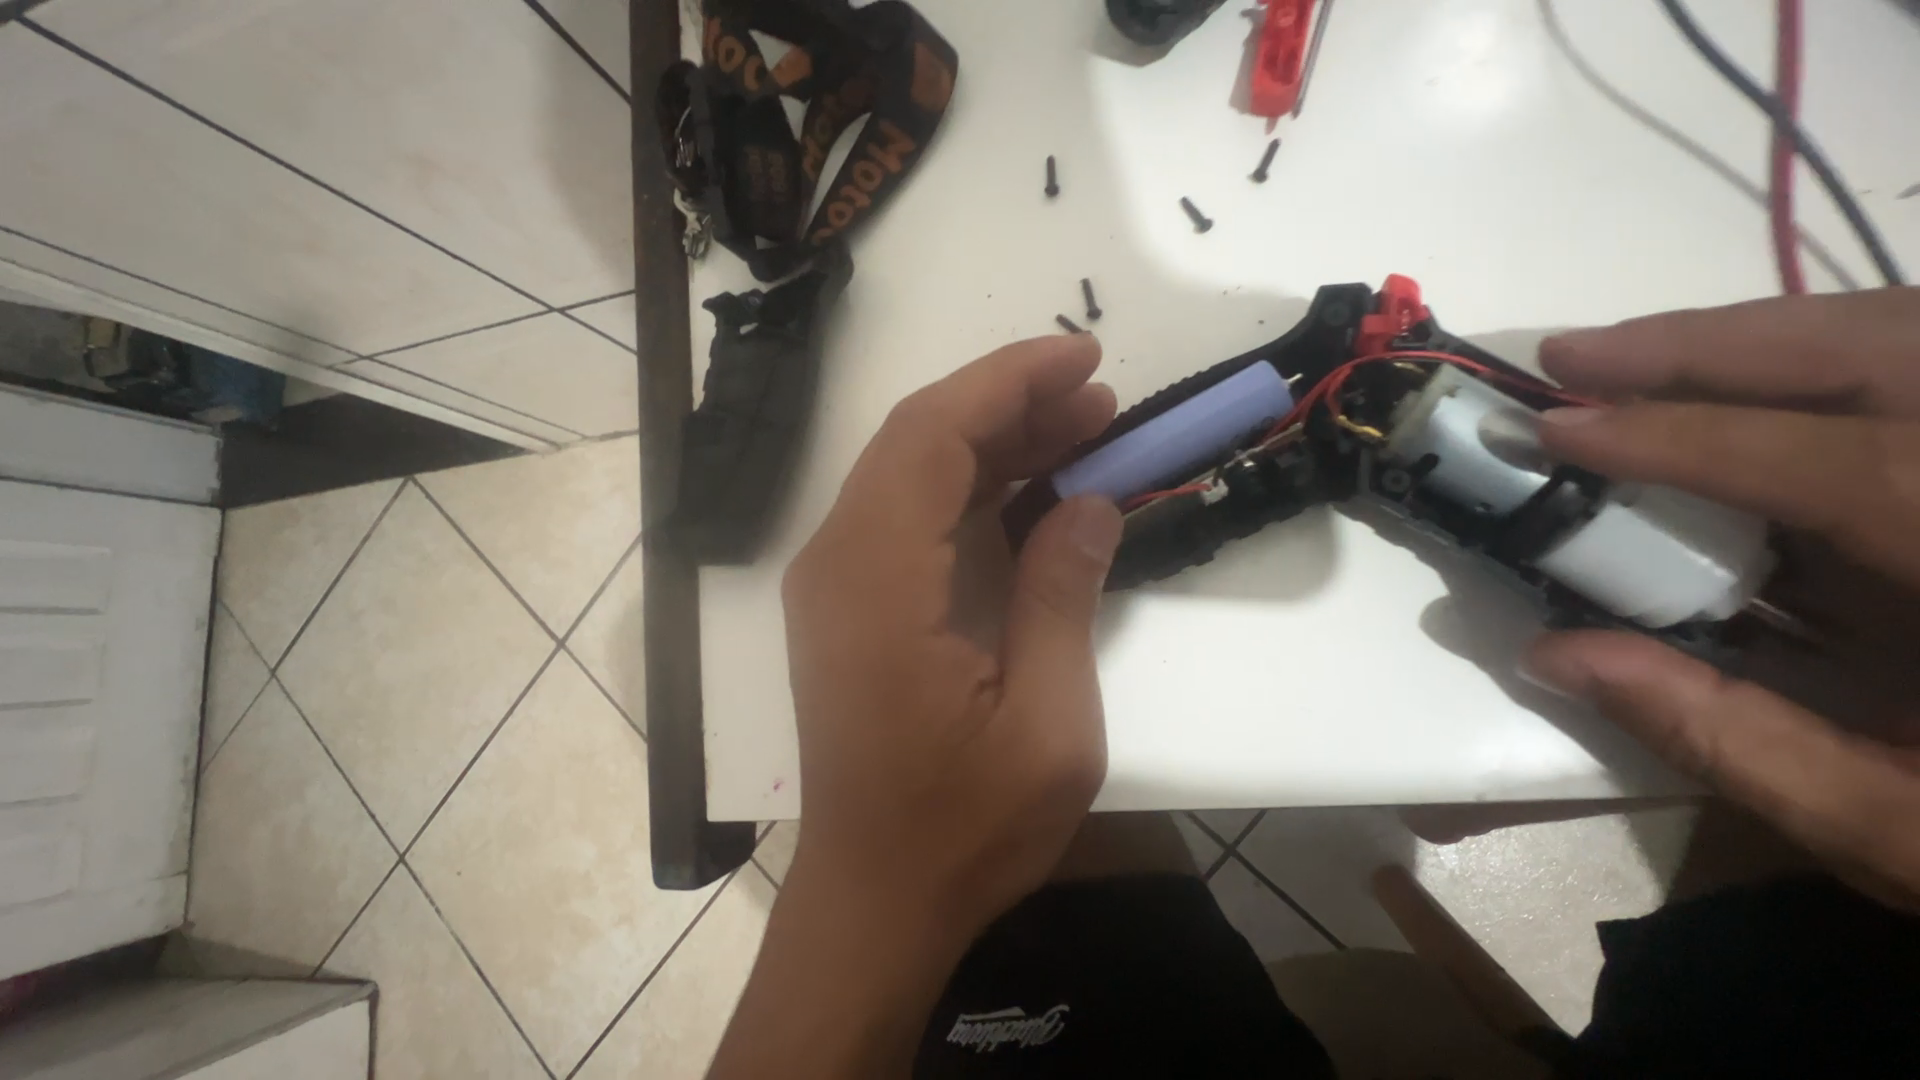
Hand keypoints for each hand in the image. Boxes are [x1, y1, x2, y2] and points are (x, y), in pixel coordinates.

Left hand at [782, 332, 1121, 936]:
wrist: (875, 897)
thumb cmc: (963, 826)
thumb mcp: (1047, 722)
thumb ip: (1063, 594)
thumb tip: (1091, 501)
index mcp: (878, 580)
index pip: (932, 434)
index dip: (1008, 381)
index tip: (1083, 360)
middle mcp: (838, 563)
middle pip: (917, 440)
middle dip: (1009, 404)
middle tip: (1100, 401)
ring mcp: (835, 584)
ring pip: (911, 474)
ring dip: (992, 445)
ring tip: (1083, 434)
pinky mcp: (848, 607)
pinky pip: (907, 519)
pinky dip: (968, 492)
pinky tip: (1032, 493)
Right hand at [1523, 288, 1919, 909]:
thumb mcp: (1900, 833)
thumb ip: (1724, 736)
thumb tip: (1552, 652)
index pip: (1846, 468)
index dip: (1686, 439)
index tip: (1559, 426)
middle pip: (1892, 355)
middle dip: (1708, 347)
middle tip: (1570, 356)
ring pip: (1911, 343)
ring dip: (1752, 341)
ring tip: (1621, 357)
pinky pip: (1911, 383)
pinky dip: (1810, 364)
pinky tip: (1721, 383)